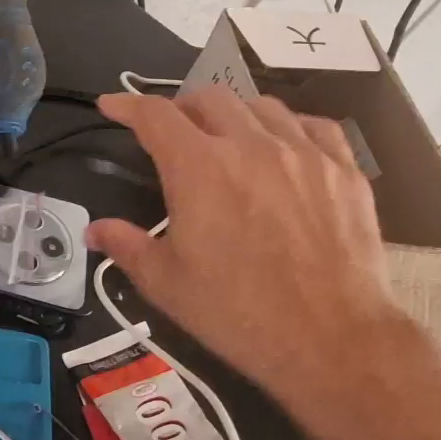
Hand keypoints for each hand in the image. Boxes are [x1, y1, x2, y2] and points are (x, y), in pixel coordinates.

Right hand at [86, 89, 401, 395]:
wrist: (331, 340)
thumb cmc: (236, 311)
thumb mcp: (164, 282)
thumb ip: (125, 245)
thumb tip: (95, 231)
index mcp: (198, 167)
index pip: (155, 115)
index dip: (127, 105)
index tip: (111, 106)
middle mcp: (251, 146)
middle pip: (209, 99)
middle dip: (181, 108)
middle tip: (171, 131)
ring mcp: (304, 155)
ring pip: (262, 107)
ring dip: (233, 114)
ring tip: (226, 137)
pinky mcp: (345, 173)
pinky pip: (315, 127)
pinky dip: (289, 127)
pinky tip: (284, 146)